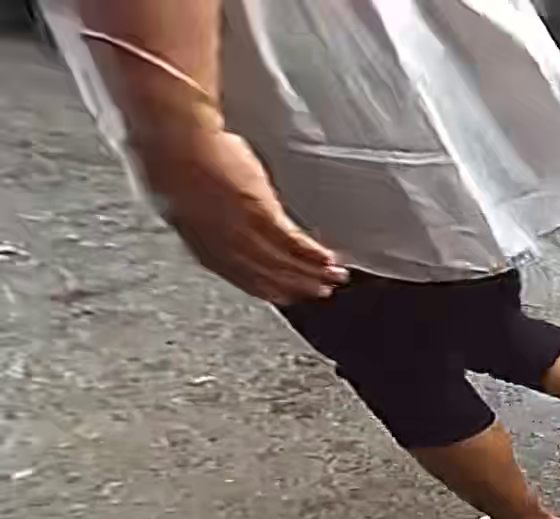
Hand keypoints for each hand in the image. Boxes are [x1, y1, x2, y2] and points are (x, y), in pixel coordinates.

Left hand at [133, 127, 345, 304]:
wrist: (166, 121)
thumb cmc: (165, 144)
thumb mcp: (173, 185)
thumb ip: (202, 211)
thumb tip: (228, 225)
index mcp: (187, 227)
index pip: (230, 269)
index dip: (260, 287)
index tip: (285, 297)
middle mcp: (212, 231)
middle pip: (261, 269)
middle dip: (295, 283)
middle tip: (321, 292)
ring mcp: (234, 220)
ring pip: (278, 258)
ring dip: (312, 271)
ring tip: (336, 276)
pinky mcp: (255, 207)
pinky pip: (290, 239)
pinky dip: (313, 252)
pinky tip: (329, 257)